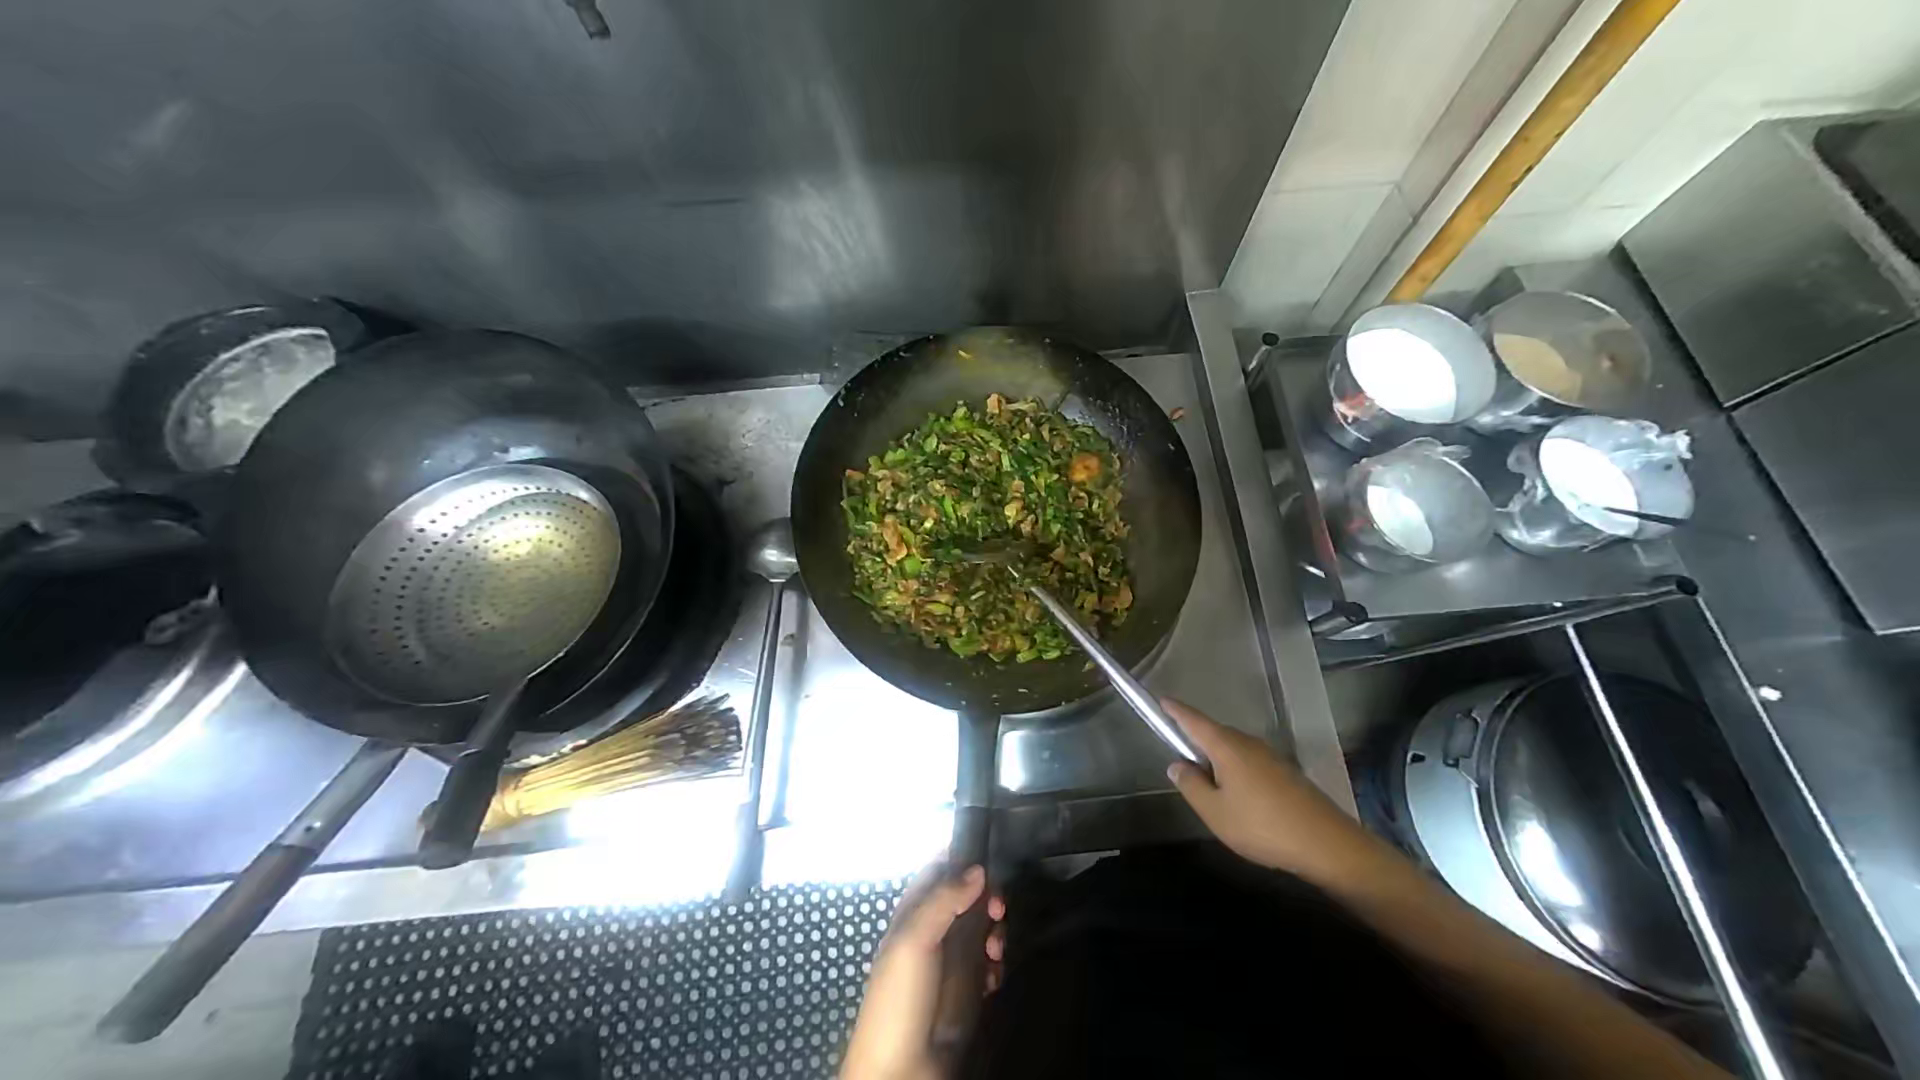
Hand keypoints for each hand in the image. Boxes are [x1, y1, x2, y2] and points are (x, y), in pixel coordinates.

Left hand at [840, 863, 1005, 1079]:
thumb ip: (943, 899)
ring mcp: (949, 961)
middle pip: (967, 898)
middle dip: (987, 901)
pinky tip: (993, 978)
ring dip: (994, 934)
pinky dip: (995, 965)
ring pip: (981, 929)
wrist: (901, 1072)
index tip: (987, 869)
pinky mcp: (966, 988)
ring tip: (995, 954)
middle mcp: (931, 930)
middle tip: (999, 914)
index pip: (938, 871)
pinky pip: (988, 963)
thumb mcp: (914, 940)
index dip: (962, 864)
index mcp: (912, 913)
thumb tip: (978, 868)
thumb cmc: (899, 997)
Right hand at [1163, 698, 1383, 883]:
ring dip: (1218, 759)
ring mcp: (1272, 757)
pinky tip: (1238, 796)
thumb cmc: (1262, 826)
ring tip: (1208, 784)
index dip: (1176, 710)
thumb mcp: (1215, 812)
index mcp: (1227, 747)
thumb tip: (1177, 765)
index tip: (1162, 700)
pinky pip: (1250, 762)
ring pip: (1234, 750)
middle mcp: (1249, 744)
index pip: (1195, 721)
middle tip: (1181, 758)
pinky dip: (1236, 770)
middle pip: (1216, 734)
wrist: (1327, 845)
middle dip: (1197, 740)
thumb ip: (1191, 786)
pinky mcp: (1287, 774)